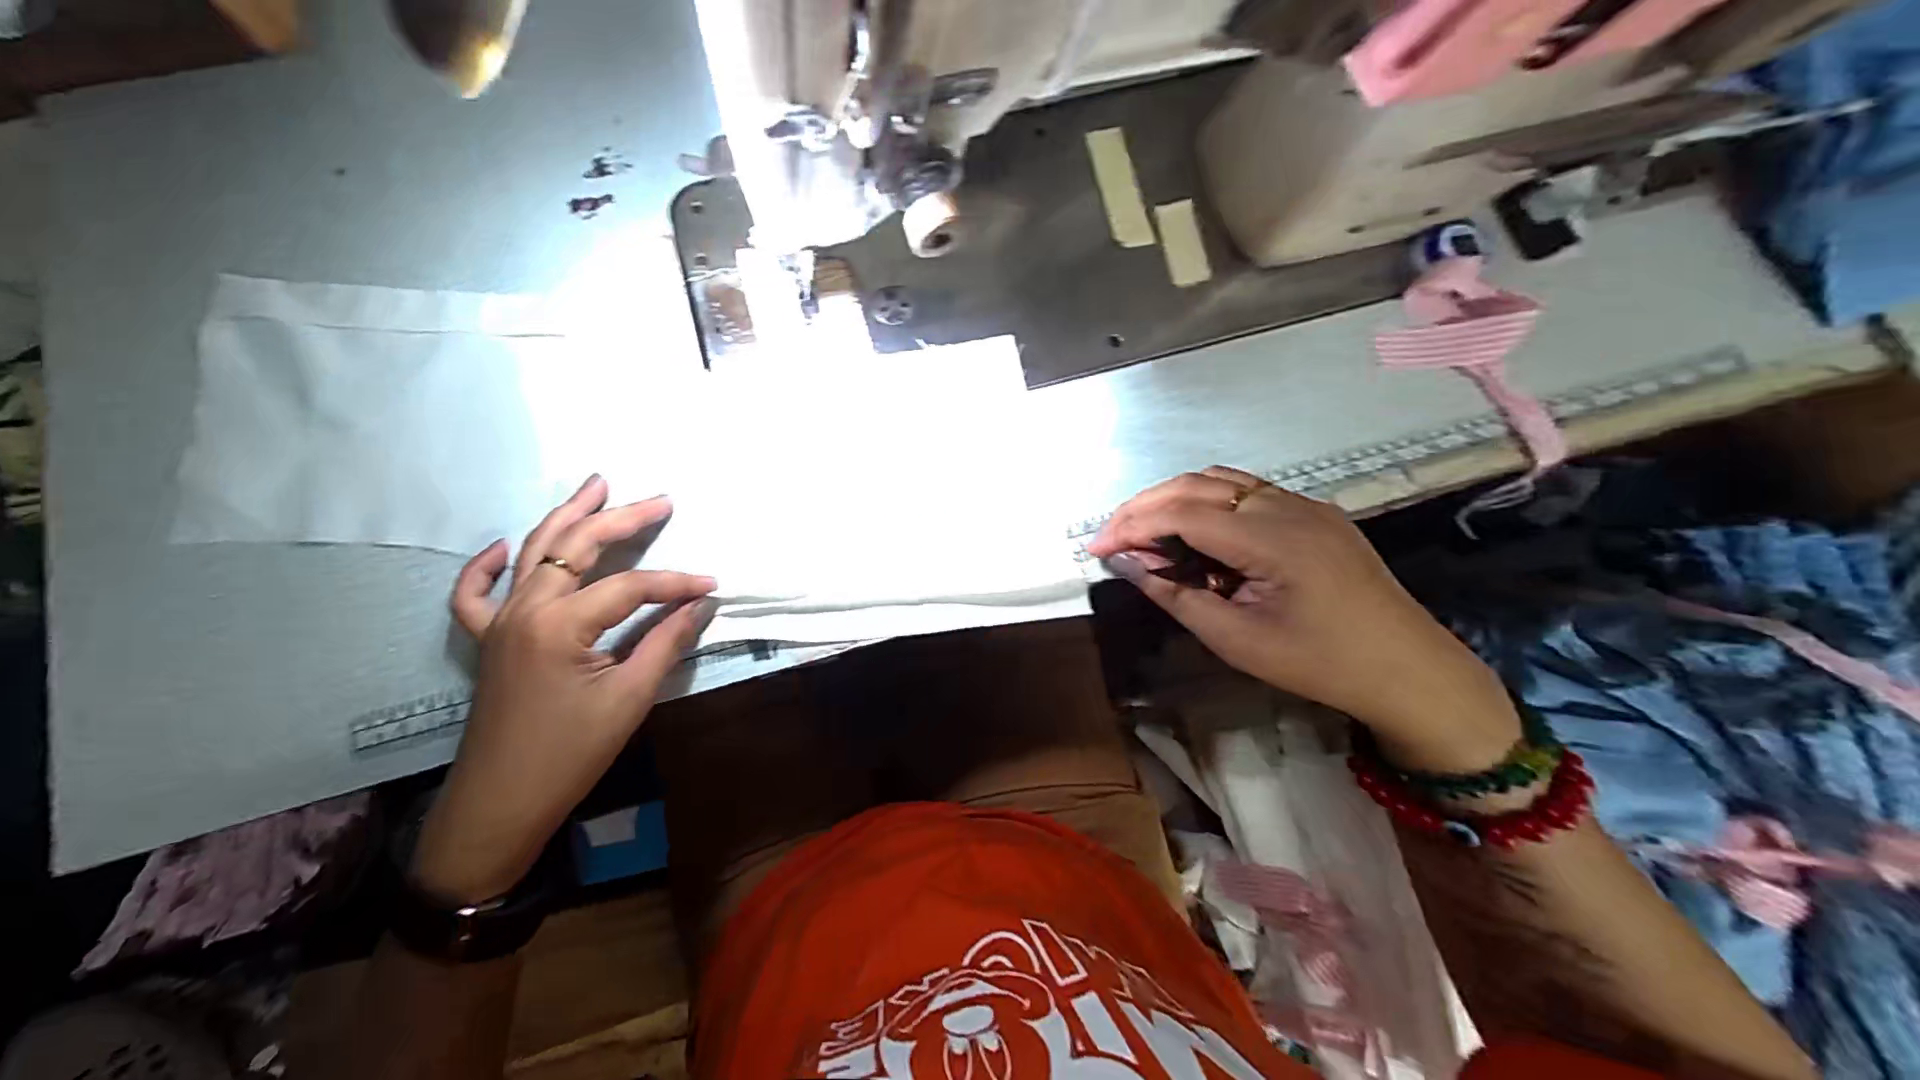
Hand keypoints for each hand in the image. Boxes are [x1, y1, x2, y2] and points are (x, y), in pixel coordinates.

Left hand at [412, 475, 717, 904]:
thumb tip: (701, 604)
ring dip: (566, 517)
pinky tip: (503, 547)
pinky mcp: (488, 641)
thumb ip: (666, 642)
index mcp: (560, 624)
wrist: (501, 802)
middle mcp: (525, 609)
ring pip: (533, 552)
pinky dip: (485, 566)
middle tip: (660, 500)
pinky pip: (475, 595)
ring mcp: (500, 622)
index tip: (712, 586)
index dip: (677, 583)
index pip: (631, 586)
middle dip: (622, 519)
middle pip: (577, 547)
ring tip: (595, 486)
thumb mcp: (630, 698)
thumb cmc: (571, 753)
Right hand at [1087, 467, 1518, 772]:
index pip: (1180, 511)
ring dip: (1174, 500)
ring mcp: (1305, 504)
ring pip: (1220, 481)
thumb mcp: (1236, 639)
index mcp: (1270, 538)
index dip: (1131, 525)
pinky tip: (1194, 534)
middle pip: (1195, 484)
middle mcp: (1287, 506)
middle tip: (1112, 539)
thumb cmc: (1318, 663)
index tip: (1096, 549)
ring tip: (1146, 535)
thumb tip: (1127, 564)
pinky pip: (1247, 492)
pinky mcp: (1314, 512)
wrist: (1407, 668)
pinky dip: (1207, 504)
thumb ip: (1175, 594)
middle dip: (1144, 506)